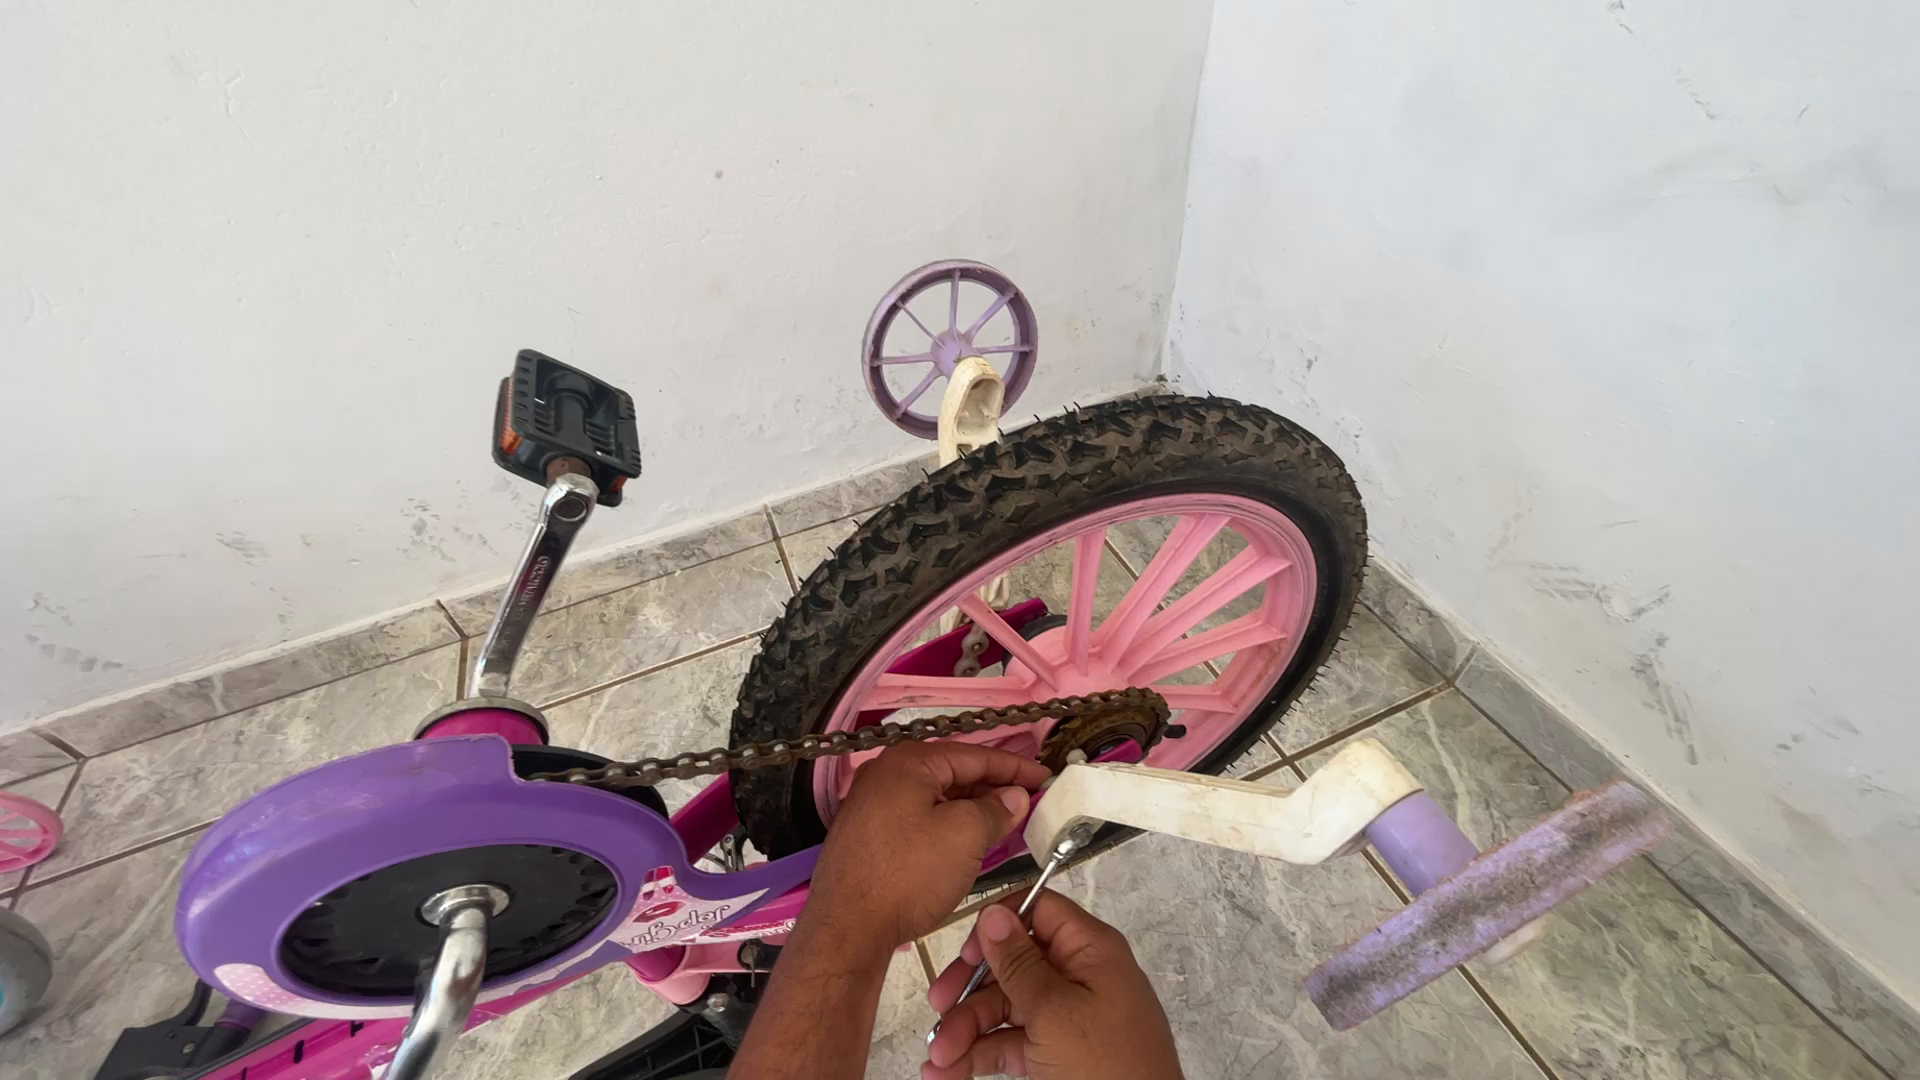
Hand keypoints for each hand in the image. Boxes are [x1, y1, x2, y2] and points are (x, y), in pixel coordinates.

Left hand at [807, 741, 1051, 951]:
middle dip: (992, 786)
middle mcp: (885, 772)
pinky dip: (945, 822)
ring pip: (934, 796)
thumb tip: (1015, 796)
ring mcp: (871, 803)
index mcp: (909, 761)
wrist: (845, 930)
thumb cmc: (908, 874)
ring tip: (1004, 820)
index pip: (973, 754)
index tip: (1045, 776)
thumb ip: (995, 809)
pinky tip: (964, 839)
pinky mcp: (866, 833)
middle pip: (951, 772)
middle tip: (1028, 798)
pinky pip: (917, 815)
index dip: (1014, 766)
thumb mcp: (964, 836)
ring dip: (970, 806)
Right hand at [924, 890, 1182, 1079]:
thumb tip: (993, 911)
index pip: (1037, 910)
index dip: (999, 924)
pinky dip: (979, 1054)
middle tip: (935, 1005)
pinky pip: (1010, 1042)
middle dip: (970, 988)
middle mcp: (1076, 975)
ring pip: (1005, 1006)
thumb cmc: (1103, 1065)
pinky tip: (945, 1071)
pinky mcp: (1055, 1055)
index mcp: (1088, 949)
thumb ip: (1018, 962)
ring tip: (935, 1058)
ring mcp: (1065, 1017)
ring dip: (966, 1029)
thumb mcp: (1055, 1011)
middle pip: (1013, 962)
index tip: (966, 953)